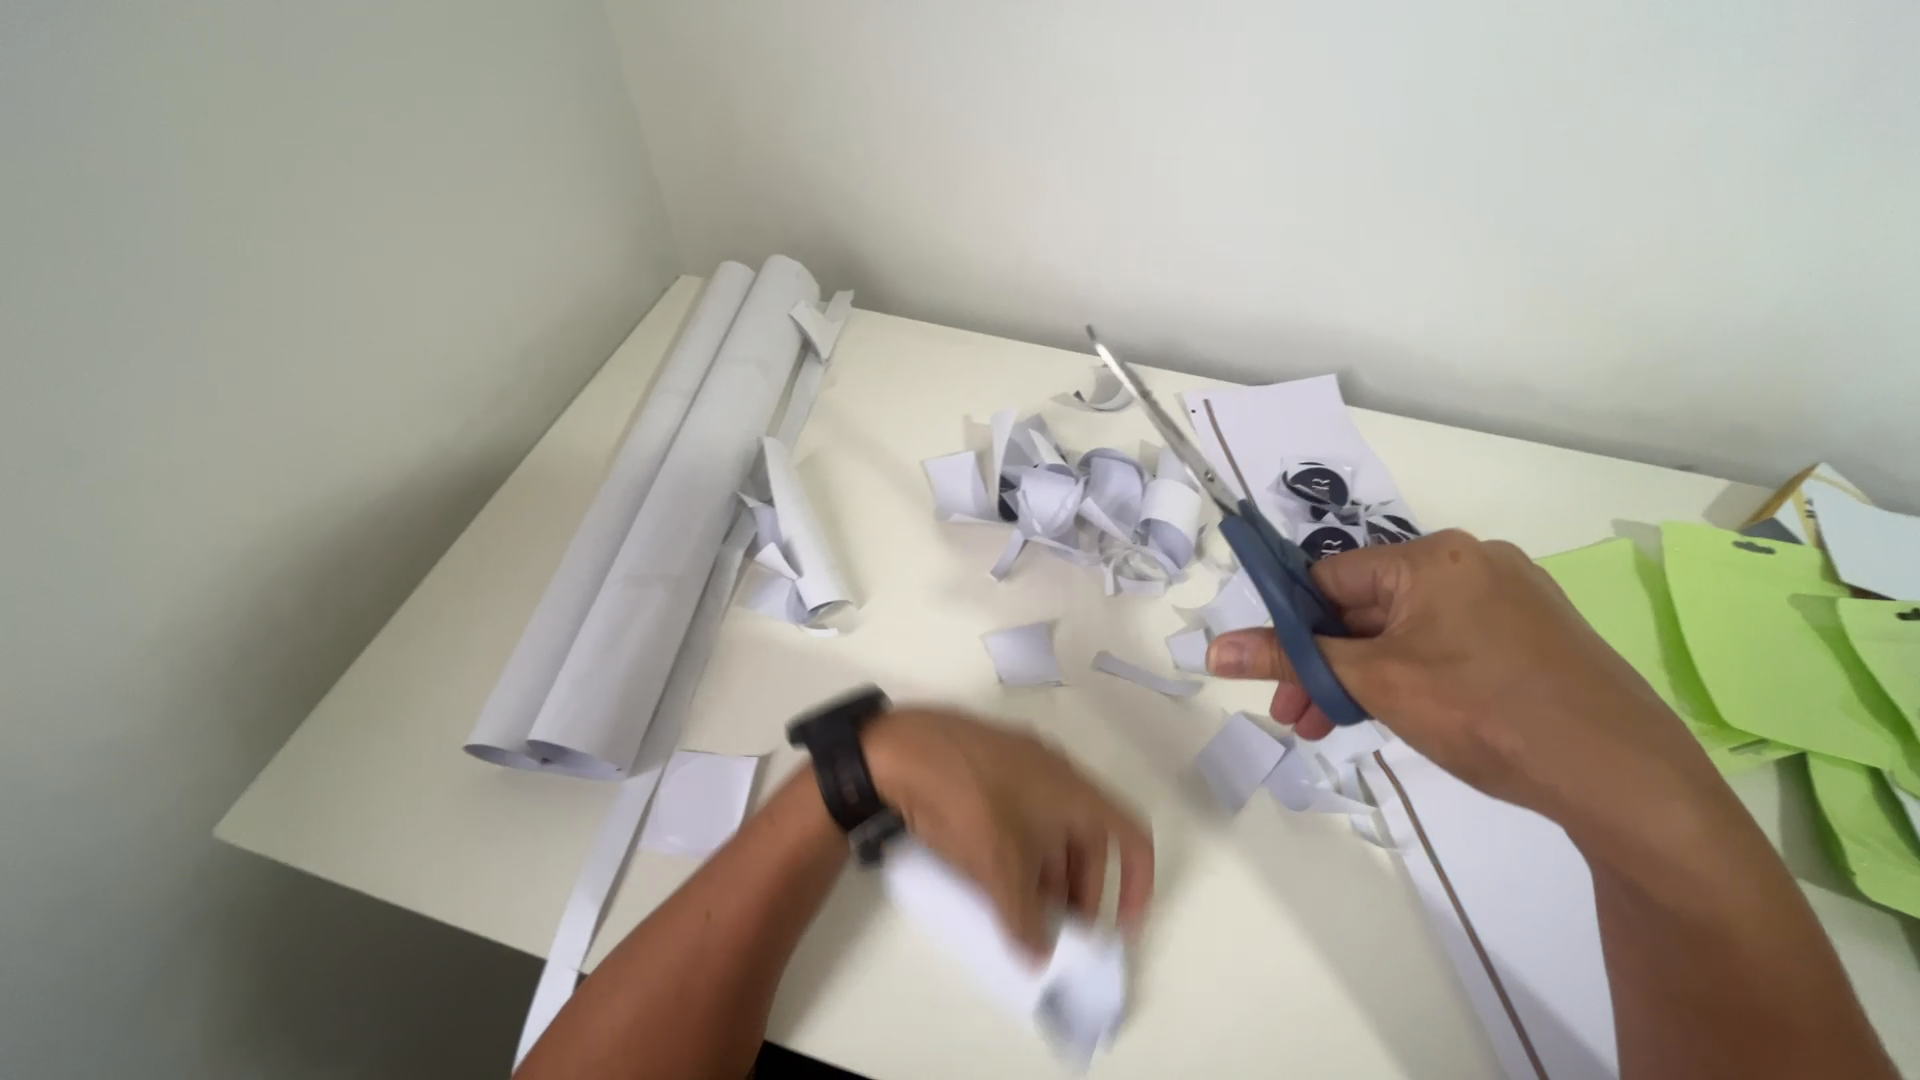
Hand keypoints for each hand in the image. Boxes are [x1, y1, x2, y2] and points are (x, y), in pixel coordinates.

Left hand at [860, 707, 1153, 958]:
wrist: (897, 749)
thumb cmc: (966, 802)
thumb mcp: (999, 868)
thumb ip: (1024, 918)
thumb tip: (1037, 955)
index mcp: (1075, 789)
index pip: (1132, 836)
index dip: (1136, 885)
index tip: (1120, 927)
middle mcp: (1055, 771)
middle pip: (1087, 838)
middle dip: (1079, 889)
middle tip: (1057, 930)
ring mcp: (1018, 763)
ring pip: (1049, 827)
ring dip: (1046, 873)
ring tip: (1022, 910)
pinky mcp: (985, 764)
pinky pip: (1020, 812)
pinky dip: (1018, 849)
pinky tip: (991, 875)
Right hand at [1206, 530, 1720, 829]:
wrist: (1623, 776)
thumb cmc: (1484, 713)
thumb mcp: (1373, 684)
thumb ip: (1290, 659)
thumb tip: (1211, 648)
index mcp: (1431, 557)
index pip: (1329, 576)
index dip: (1292, 623)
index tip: (1274, 673)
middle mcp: (1470, 562)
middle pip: (1365, 606)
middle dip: (1324, 662)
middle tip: (1297, 715)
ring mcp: (1508, 598)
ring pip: (1403, 630)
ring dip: (1362, 675)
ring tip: (1335, 727)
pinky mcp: (1531, 635)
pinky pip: (1445, 643)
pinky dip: (1410, 674)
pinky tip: (1399, 715)